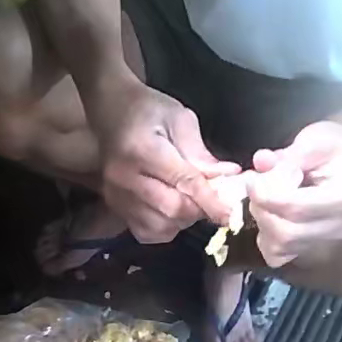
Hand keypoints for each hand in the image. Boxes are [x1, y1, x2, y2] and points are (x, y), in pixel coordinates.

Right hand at [92, 81, 238, 242]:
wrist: (110, 108)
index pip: (185, 183)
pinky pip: (148, 233)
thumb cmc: (148, 110)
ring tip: (187, 199)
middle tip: (210, 199)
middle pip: (174, 210)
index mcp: (142, 149)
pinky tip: (170, 210)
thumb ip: (202, 154)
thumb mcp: (180, 120)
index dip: (211, 201)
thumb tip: (230, 178)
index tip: (231, 214)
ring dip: (183, 220)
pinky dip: (166, 227)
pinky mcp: (115, 208)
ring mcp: (117, 196)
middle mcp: (125, 177)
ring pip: (162, 226)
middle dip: (199, 209)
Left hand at [247, 121, 341, 267]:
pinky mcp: (312, 248)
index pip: (296, 208)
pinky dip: (266, 239)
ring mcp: (325, 241)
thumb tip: (261, 162)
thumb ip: (290, 153)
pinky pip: (279, 256)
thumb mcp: (318, 139)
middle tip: (256, 188)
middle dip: (262, 211)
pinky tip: (270, 217)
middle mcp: (338, 226)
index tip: (253, 179)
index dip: (266, 196)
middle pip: (286, 233)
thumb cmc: (338, 149)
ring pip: (280, 247)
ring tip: (264, 200)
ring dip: (262, 224)